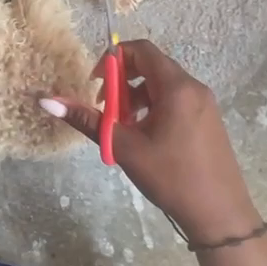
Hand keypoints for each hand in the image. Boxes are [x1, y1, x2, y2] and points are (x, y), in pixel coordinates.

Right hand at [40, 40, 260, 243]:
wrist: (221, 216)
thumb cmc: (171, 177)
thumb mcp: (123, 147)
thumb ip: (86, 119)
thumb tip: (45, 100)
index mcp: (176, 88)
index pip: (141, 50)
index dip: (113, 59)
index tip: (96, 84)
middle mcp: (194, 88)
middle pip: (151, 66)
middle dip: (122, 82)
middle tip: (106, 109)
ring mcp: (204, 104)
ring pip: (161, 84)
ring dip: (135, 96)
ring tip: (123, 127)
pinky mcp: (207, 120)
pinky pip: (174, 99)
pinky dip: (153, 107)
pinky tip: (144, 137)